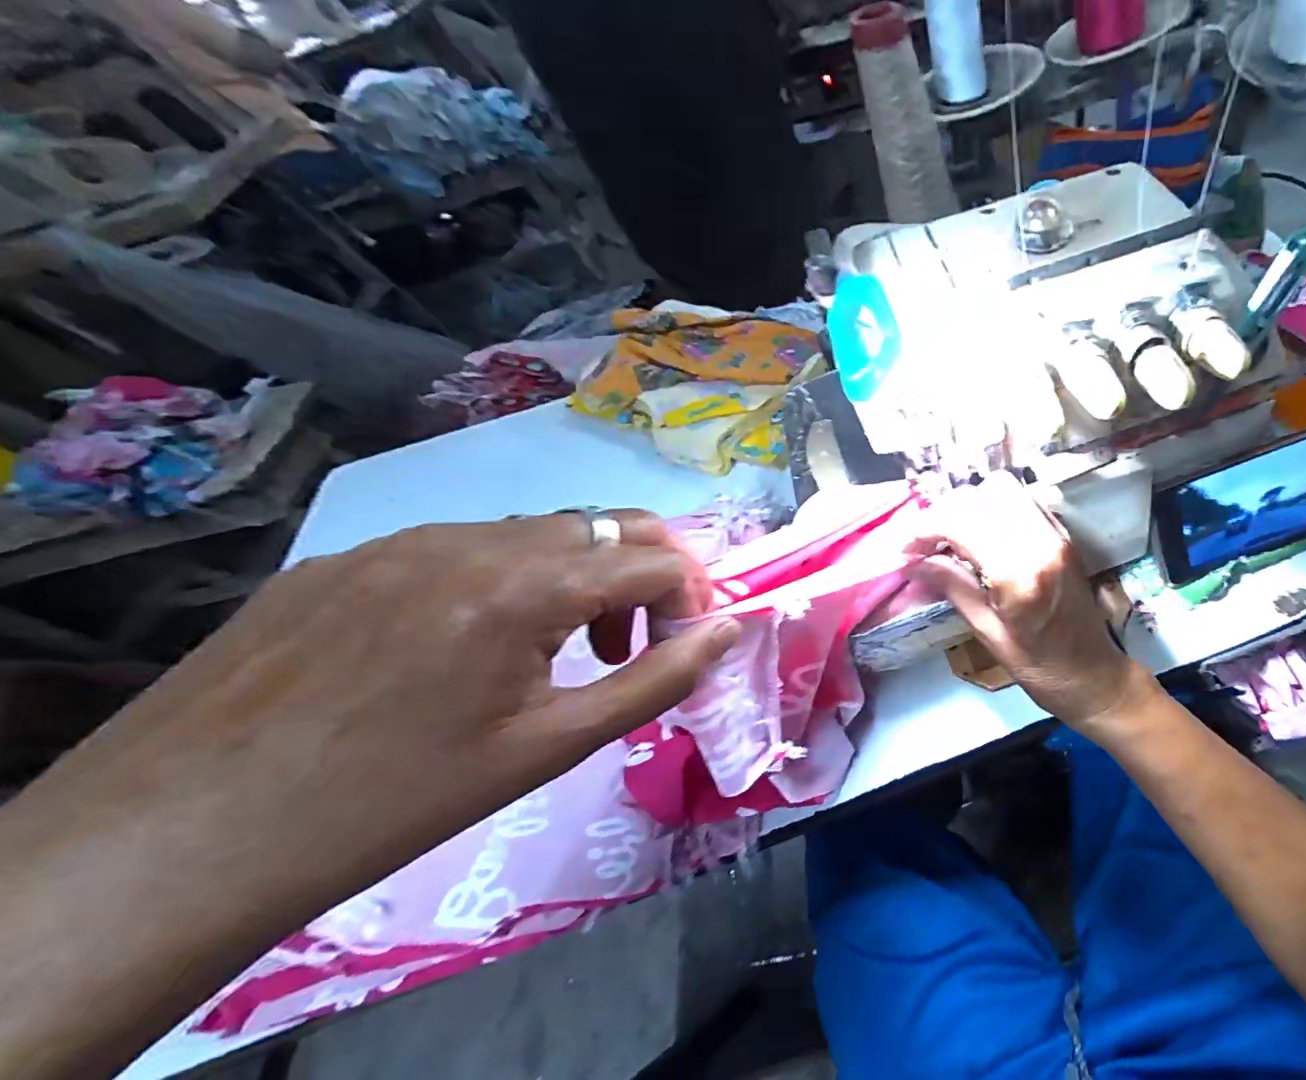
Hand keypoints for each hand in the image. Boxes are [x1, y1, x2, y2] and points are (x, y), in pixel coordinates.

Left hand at [31, 511, 738, 888]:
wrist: (182, 838)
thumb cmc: (399, 799)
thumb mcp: (551, 747)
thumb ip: (657, 680)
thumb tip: (729, 629)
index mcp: (523, 587)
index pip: (654, 558)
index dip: (691, 597)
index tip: (683, 647)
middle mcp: (469, 539)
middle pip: (602, 526)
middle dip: (642, 579)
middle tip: (626, 647)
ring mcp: (400, 541)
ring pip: (535, 532)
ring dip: (575, 578)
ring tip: (551, 652)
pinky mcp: (347, 558)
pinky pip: (461, 548)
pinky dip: (504, 581)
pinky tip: (461, 649)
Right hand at [909, 473, 1150, 728]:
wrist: (1095, 676)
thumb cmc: (1039, 669)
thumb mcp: (988, 633)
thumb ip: (952, 587)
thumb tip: (911, 562)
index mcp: (1018, 575)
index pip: (961, 523)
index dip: (925, 529)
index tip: (907, 548)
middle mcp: (1040, 544)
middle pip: (980, 496)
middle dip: (945, 513)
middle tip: (928, 544)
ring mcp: (1056, 536)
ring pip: (1003, 489)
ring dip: (971, 506)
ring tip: (954, 538)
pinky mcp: (1064, 536)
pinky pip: (1024, 500)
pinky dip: (996, 508)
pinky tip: (984, 537)